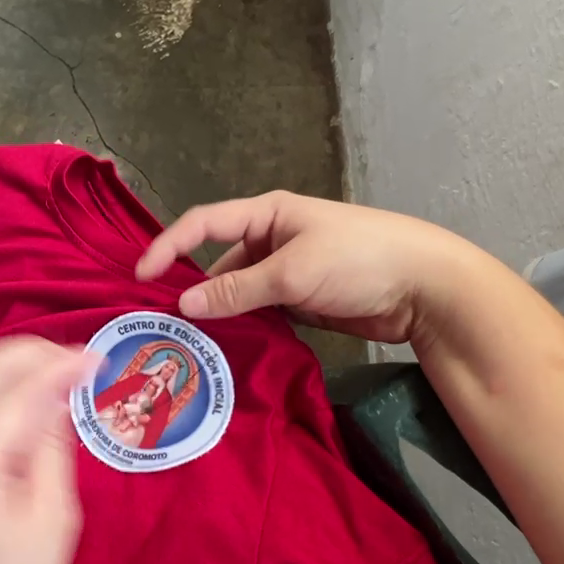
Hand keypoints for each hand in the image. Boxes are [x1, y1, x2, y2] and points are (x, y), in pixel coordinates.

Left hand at [0, 338, 93, 563]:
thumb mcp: (51, 520)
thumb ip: (50, 444)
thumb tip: (59, 389)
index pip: (11, 392)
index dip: (57, 366)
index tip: (96, 358)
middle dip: (31, 354)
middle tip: (78, 360)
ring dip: (10, 366)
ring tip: (58, 372)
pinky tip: (24, 395)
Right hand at [135, 191, 479, 345]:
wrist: (425, 286)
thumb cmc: (357, 260)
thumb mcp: (291, 272)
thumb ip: (236, 290)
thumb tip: (184, 304)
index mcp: (266, 214)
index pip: (203, 223)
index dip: (168, 246)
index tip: (139, 276)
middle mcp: (270, 238)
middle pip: (217, 262)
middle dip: (189, 288)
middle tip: (159, 323)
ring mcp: (285, 271)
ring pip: (237, 292)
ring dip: (217, 314)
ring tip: (187, 344)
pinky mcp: (300, 300)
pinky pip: (259, 312)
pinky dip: (243, 327)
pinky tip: (224, 349)